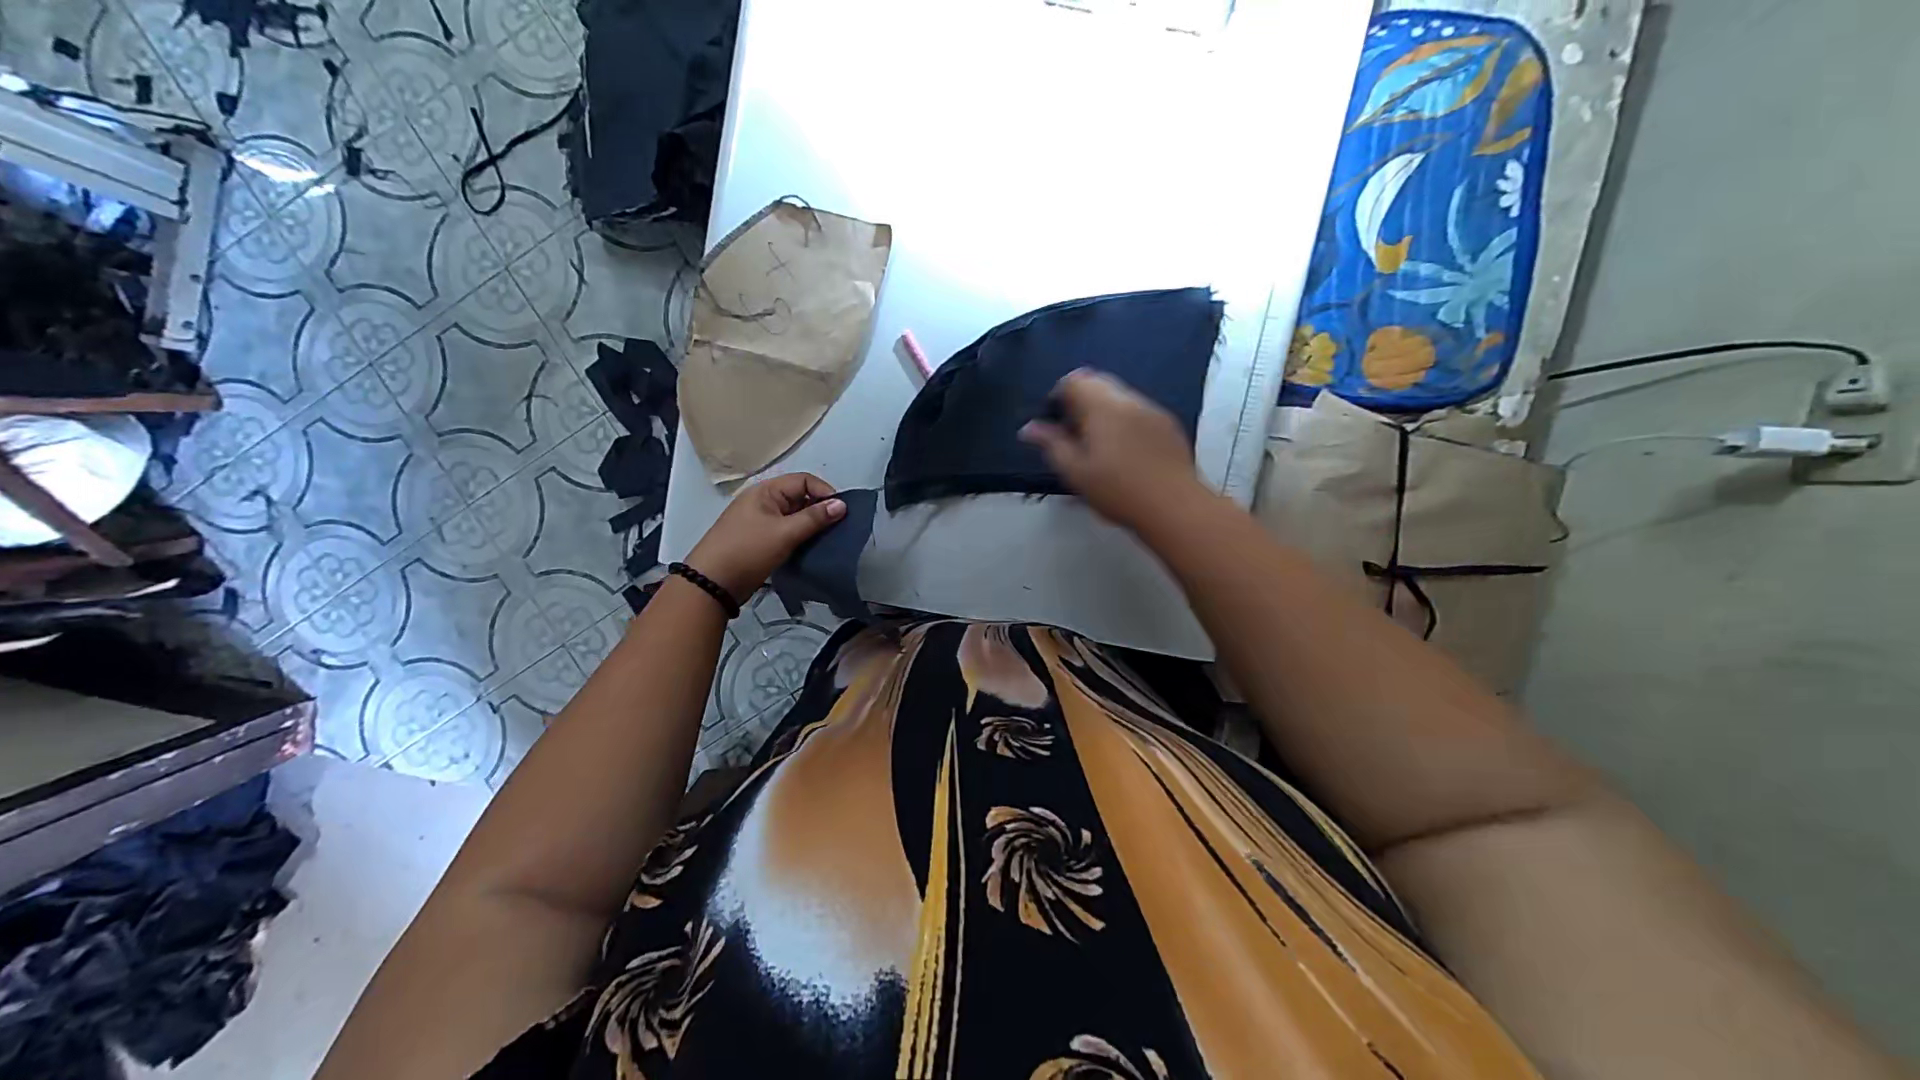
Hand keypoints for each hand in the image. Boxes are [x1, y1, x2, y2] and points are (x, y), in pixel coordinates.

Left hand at [685, 473, 846, 599]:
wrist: (712, 584)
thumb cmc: (748, 551)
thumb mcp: (784, 533)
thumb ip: (815, 518)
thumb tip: (842, 505)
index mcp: (766, 491)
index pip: (804, 481)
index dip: (825, 492)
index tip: (842, 513)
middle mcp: (763, 502)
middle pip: (800, 498)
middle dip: (820, 510)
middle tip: (838, 529)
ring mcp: (761, 522)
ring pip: (794, 517)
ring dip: (811, 526)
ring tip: (829, 540)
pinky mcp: (760, 541)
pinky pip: (787, 533)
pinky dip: (801, 538)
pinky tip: (812, 550)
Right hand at [1019, 368, 1203, 530]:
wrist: (1173, 506)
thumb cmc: (1117, 491)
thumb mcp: (1075, 472)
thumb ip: (1051, 444)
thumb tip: (1029, 427)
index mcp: (1102, 406)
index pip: (1074, 381)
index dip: (1058, 396)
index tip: (1055, 424)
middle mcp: (1129, 400)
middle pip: (1098, 383)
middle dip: (1081, 402)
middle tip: (1074, 437)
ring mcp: (1153, 410)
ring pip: (1120, 397)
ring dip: (1104, 412)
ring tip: (1099, 449)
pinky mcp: (1169, 425)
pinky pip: (1139, 412)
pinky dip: (1125, 423)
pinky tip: (1126, 454)